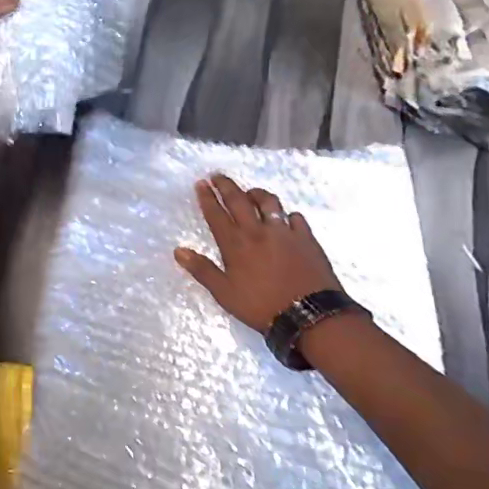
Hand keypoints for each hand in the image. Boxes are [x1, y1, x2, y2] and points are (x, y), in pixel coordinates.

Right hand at [175, 174, 342, 334]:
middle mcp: (258, 231)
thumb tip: (179, 251)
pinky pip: (295, 217)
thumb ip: (202, 270)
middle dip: (226, 186)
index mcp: (235, 244)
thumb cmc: (261, 305)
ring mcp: (284, 232)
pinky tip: (286, 218)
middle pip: (239, 200)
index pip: (216, 214)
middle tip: (218, 175)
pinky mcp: (306, 238)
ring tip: (251, 191)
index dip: (207, 197)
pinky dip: (287, 215)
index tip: (201, 183)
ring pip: (269, 202)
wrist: (309, 313)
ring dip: (257, 193)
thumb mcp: (225, 293)